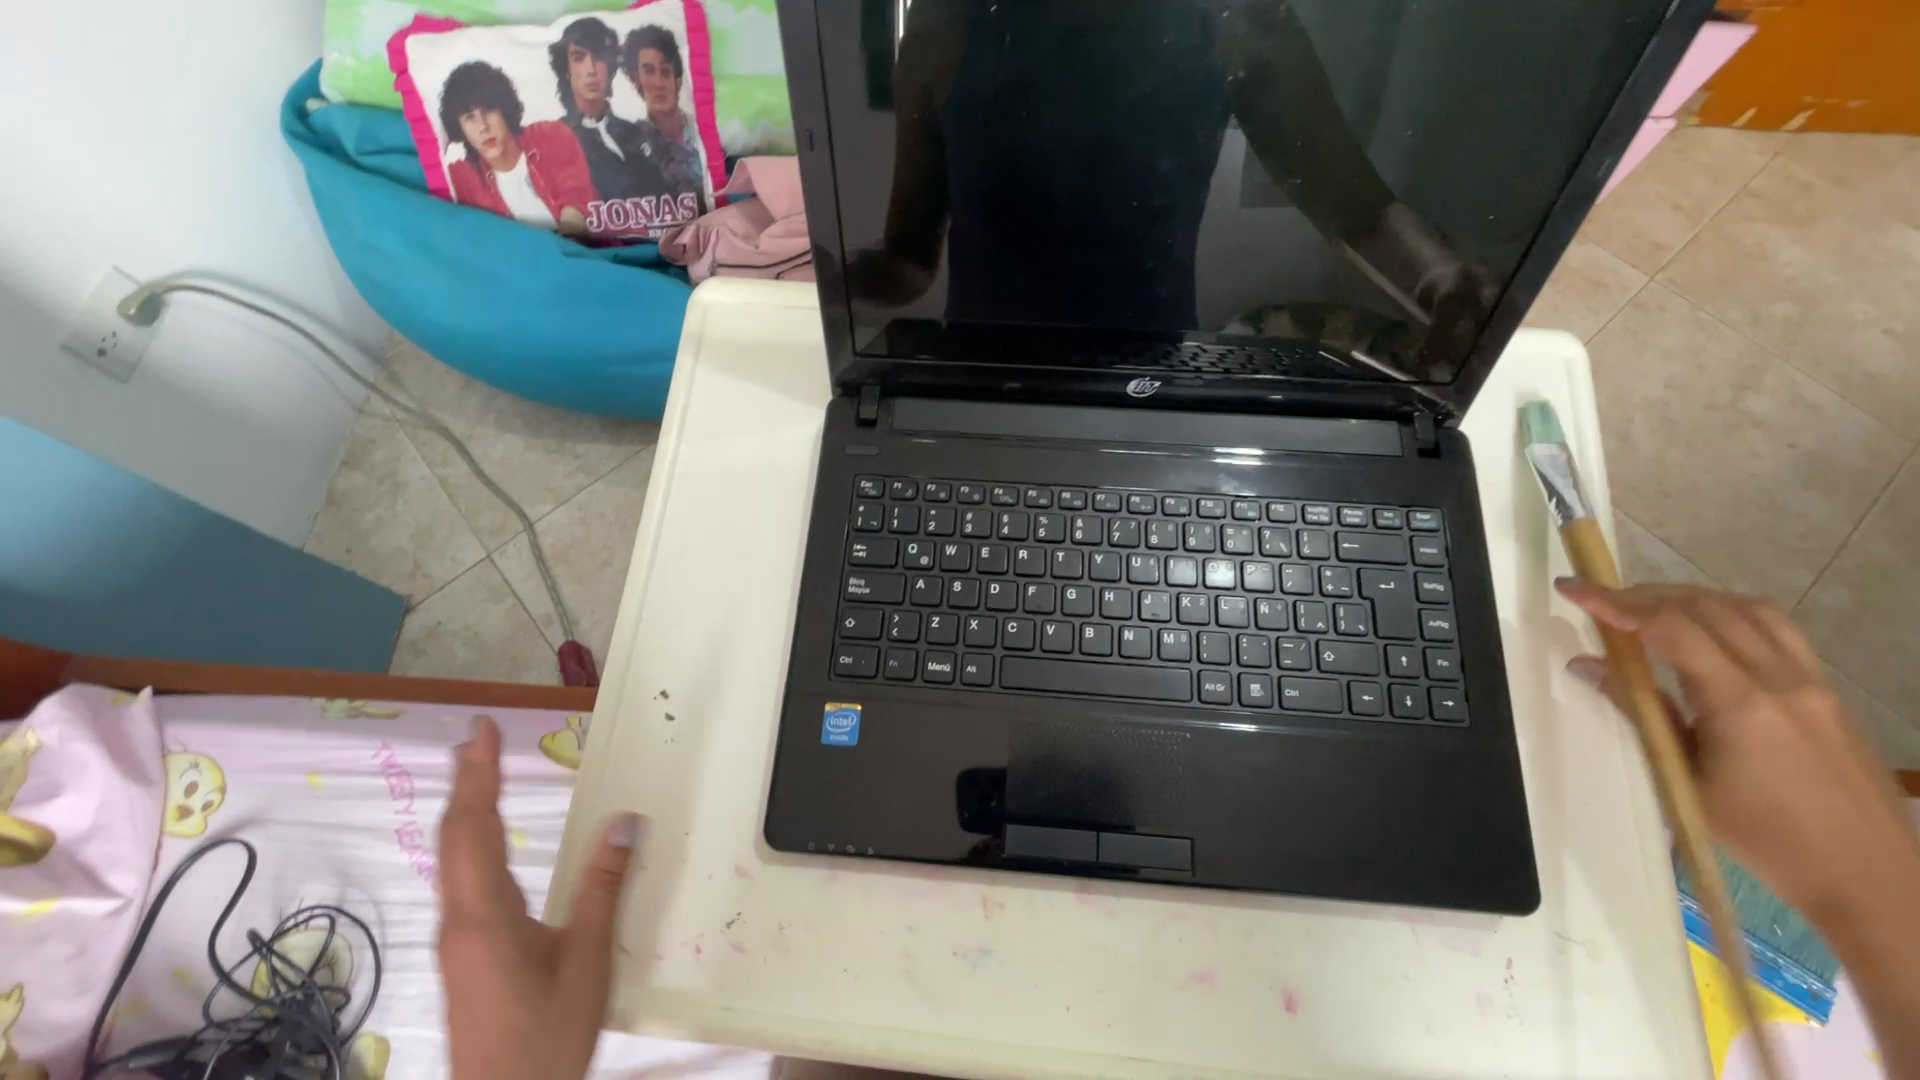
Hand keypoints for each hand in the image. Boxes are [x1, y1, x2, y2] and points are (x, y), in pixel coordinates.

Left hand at [438, 715, 641, 1079]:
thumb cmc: (547, 1038)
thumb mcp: (587, 960)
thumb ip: (602, 886)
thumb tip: (625, 821)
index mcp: (486, 916)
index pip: (476, 828)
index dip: (479, 775)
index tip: (481, 731)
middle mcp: (460, 920)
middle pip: (456, 837)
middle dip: (468, 782)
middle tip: (479, 738)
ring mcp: (457, 939)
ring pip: (454, 858)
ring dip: (467, 809)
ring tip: (480, 773)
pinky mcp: (465, 953)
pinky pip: (461, 879)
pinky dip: (472, 841)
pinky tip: (486, 842)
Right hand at [1556, 581, 1919, 925]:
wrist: (1867, 875)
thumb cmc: (1764, 837)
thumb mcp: (1685, 778)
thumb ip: (1640, 712)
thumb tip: (1588, 665)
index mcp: (1740, 702)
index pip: (1670, 628)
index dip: (1615, 603)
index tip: (1573, 591)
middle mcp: (1780, 679)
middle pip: (1706, 608)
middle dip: (1644, 595)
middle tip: (1599, 600)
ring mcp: (1811, 682)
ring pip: (1746, 608)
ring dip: (1689, 596)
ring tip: (1647, 606)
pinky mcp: (1826, 691)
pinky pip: (1776, 629)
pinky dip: (1729, 612)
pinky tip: (1705, 627)